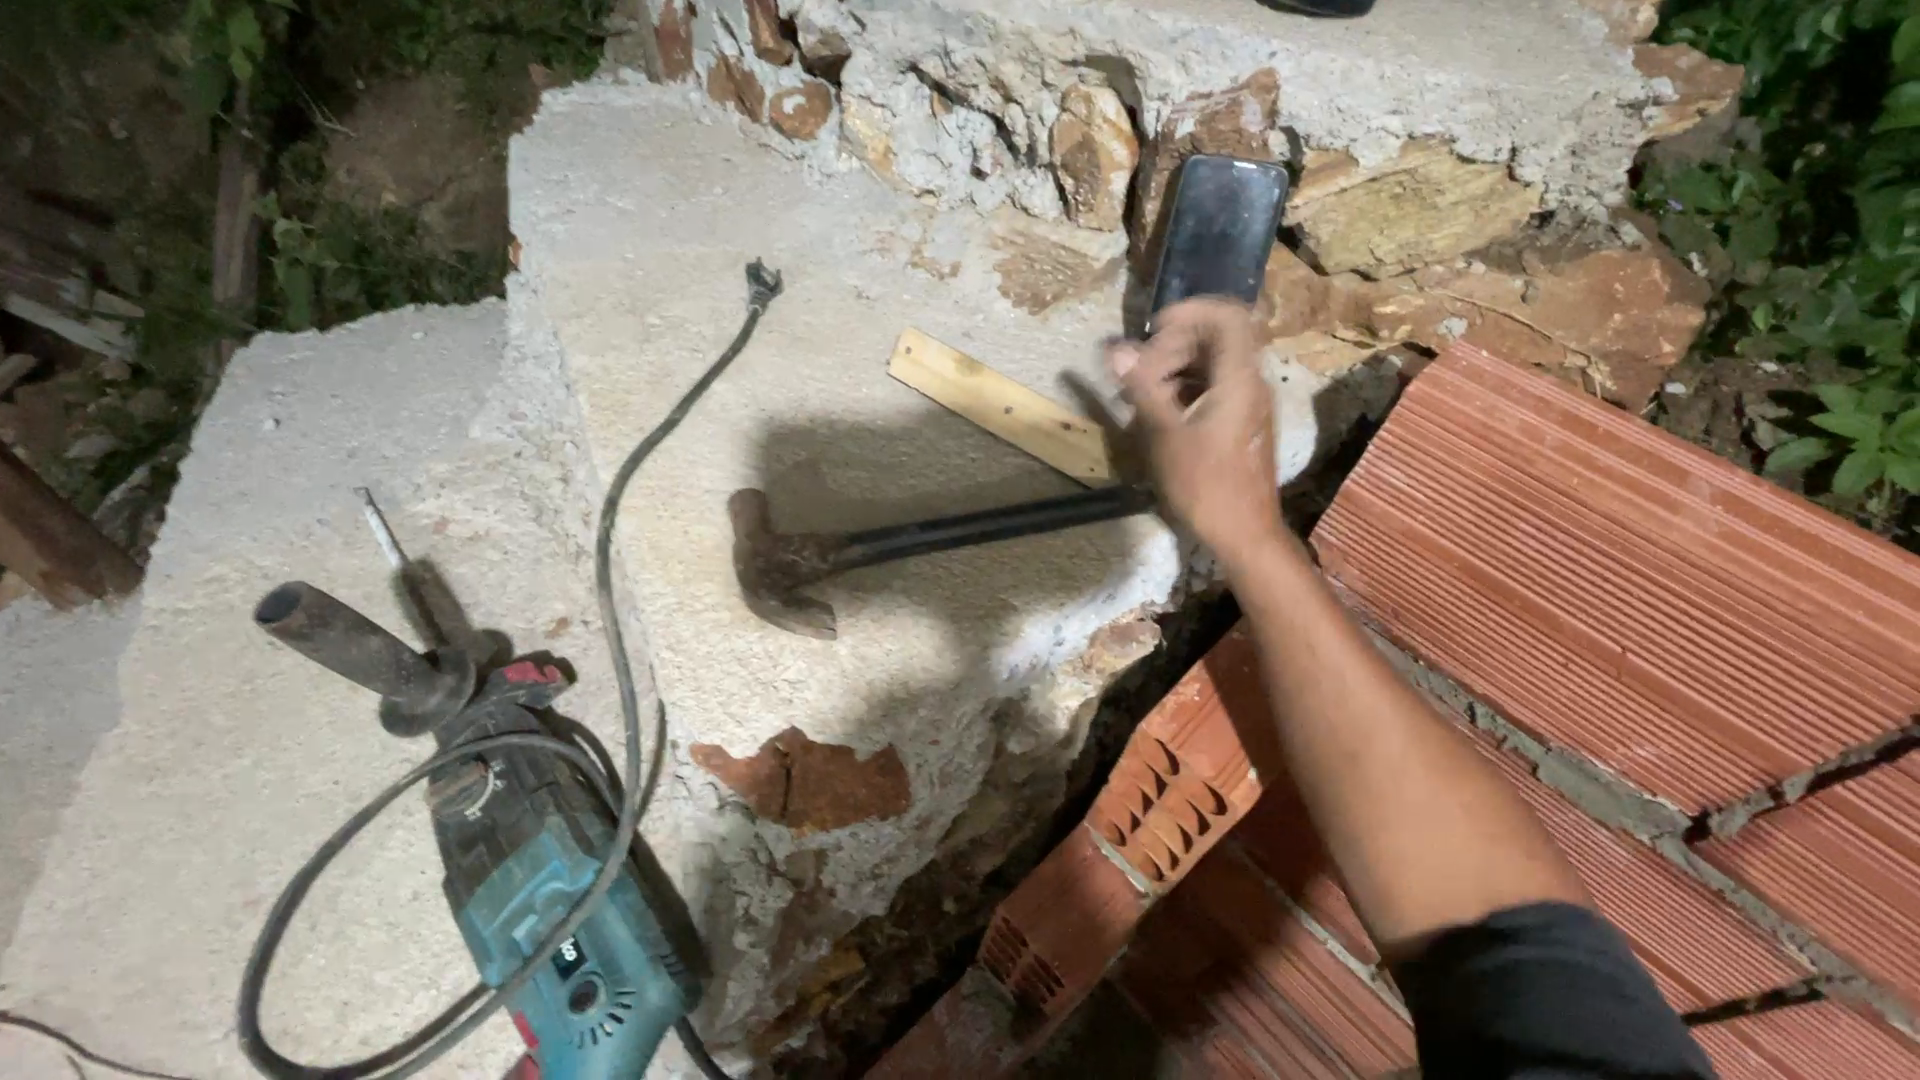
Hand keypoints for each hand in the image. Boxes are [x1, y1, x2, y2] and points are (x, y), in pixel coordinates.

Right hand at [1108, 298, 1284, 566]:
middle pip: (1216, 338)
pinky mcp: (1240, 422)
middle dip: (1173, 344)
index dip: (1191, 310)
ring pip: (1212, 364)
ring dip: (1174, 367)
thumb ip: (1143, 387)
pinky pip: (1213, 387)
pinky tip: (1157, 411)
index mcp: (1238, 379)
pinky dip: (1184, 388)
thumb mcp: (1165, 435)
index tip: (1153, 327)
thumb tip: (1117, 351)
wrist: (1243, 532)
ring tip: (1140, 392)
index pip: (1228, 316)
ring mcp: (1248, 403)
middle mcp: (1250, 383)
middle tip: (1139, 370)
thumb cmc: (1205, 485)